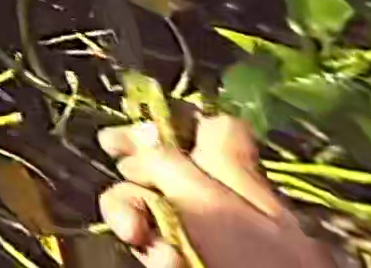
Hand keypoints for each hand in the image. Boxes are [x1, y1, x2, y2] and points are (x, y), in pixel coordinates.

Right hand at [98, 116, 330, 267]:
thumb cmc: (258, 264)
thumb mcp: (208, 202)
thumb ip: (163, 160)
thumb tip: (133, 141)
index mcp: (233, 172)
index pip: (207, 124)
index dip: (172, 116)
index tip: (137, 121)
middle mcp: (216, 195)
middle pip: (158, 159)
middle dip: (131, 164)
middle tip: (112, 154)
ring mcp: (203, 232)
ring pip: (144, 199)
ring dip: (129, 210)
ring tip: (135, 234)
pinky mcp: (189, 260)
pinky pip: (151, 241)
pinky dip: (151, 250)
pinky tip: (164, 262)